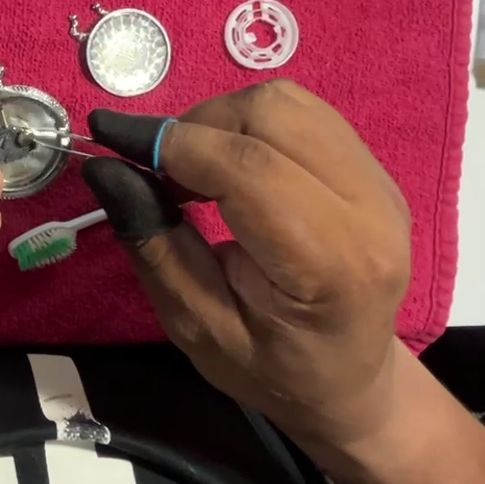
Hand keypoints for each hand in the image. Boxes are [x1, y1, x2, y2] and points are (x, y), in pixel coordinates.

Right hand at [80, 80, 411, 454]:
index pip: (245, 168)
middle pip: (268, 116)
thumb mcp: (193, 323)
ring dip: (217, 120)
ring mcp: (379, 182)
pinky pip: (299, 111)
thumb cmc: (269, 369)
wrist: (349, 382)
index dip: (168, 141)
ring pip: (283, 101)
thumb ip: (152, 242)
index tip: (107, 135)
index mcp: (330, 264)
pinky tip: (227, 162)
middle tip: (158, 172)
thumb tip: (105, 166)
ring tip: (192, 167)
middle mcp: (369, 209)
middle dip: (192, 128)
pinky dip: (245, 122)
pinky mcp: (372, 168)